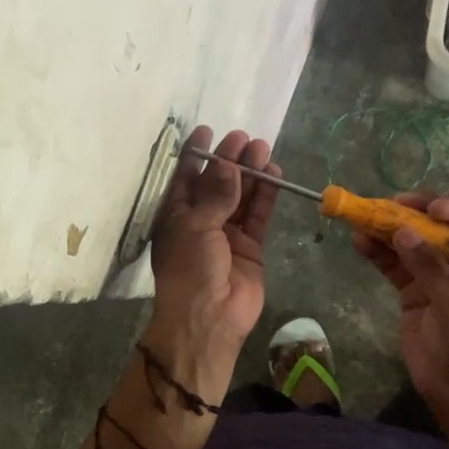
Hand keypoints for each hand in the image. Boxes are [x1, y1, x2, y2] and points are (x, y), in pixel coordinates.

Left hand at [144, 126, 279, 391]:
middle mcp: (199, 220)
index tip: (208, 130)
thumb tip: (229, 164)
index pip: (185, 177)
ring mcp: (225, 233)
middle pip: (216, 182)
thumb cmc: (189, 268)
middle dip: (229, 159)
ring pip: (240, 195)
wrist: (208, 318)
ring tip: (263, 148)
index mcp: (174, 214)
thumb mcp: (195, 226)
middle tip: (245, 137)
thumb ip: (215, 194)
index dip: (196, 154)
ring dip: (251, 173)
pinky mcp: (250, 246)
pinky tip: (274, 174)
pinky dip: (266, 196)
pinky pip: (258, 215)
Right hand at [352, 195, 448, 425]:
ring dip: (389, 230)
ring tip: (364, 219)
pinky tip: (360, 242)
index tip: (433, 208)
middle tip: (389, 205)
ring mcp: (440, 280)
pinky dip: (378, 252)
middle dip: (416, 213)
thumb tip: (402, 231)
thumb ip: (431, 268)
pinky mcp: (415, 294)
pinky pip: (395, 264)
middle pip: (443, 227)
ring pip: (414, 243)